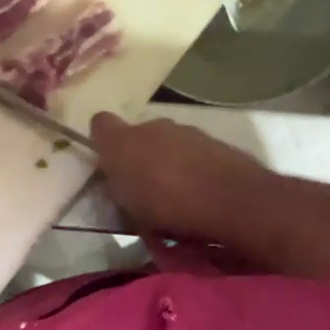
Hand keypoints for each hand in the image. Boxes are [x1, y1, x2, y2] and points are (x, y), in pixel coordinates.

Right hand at [90, 112, 265, 239]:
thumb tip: (114, 178)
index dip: (100, 140)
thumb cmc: (165, 202)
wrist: (230, 198)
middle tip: (140, 188)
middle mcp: (155, 125)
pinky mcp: (215, 143)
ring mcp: (188, 132)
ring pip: (168, 145)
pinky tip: (197, 196)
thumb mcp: (125, 205)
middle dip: (137, 157)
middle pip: (138, 136)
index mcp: (124, 139)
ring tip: (172, 198)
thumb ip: (115, 186)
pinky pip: (192, 156)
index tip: (105, 163)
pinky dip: (190, 170)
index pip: (100, 124)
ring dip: (166, 164)